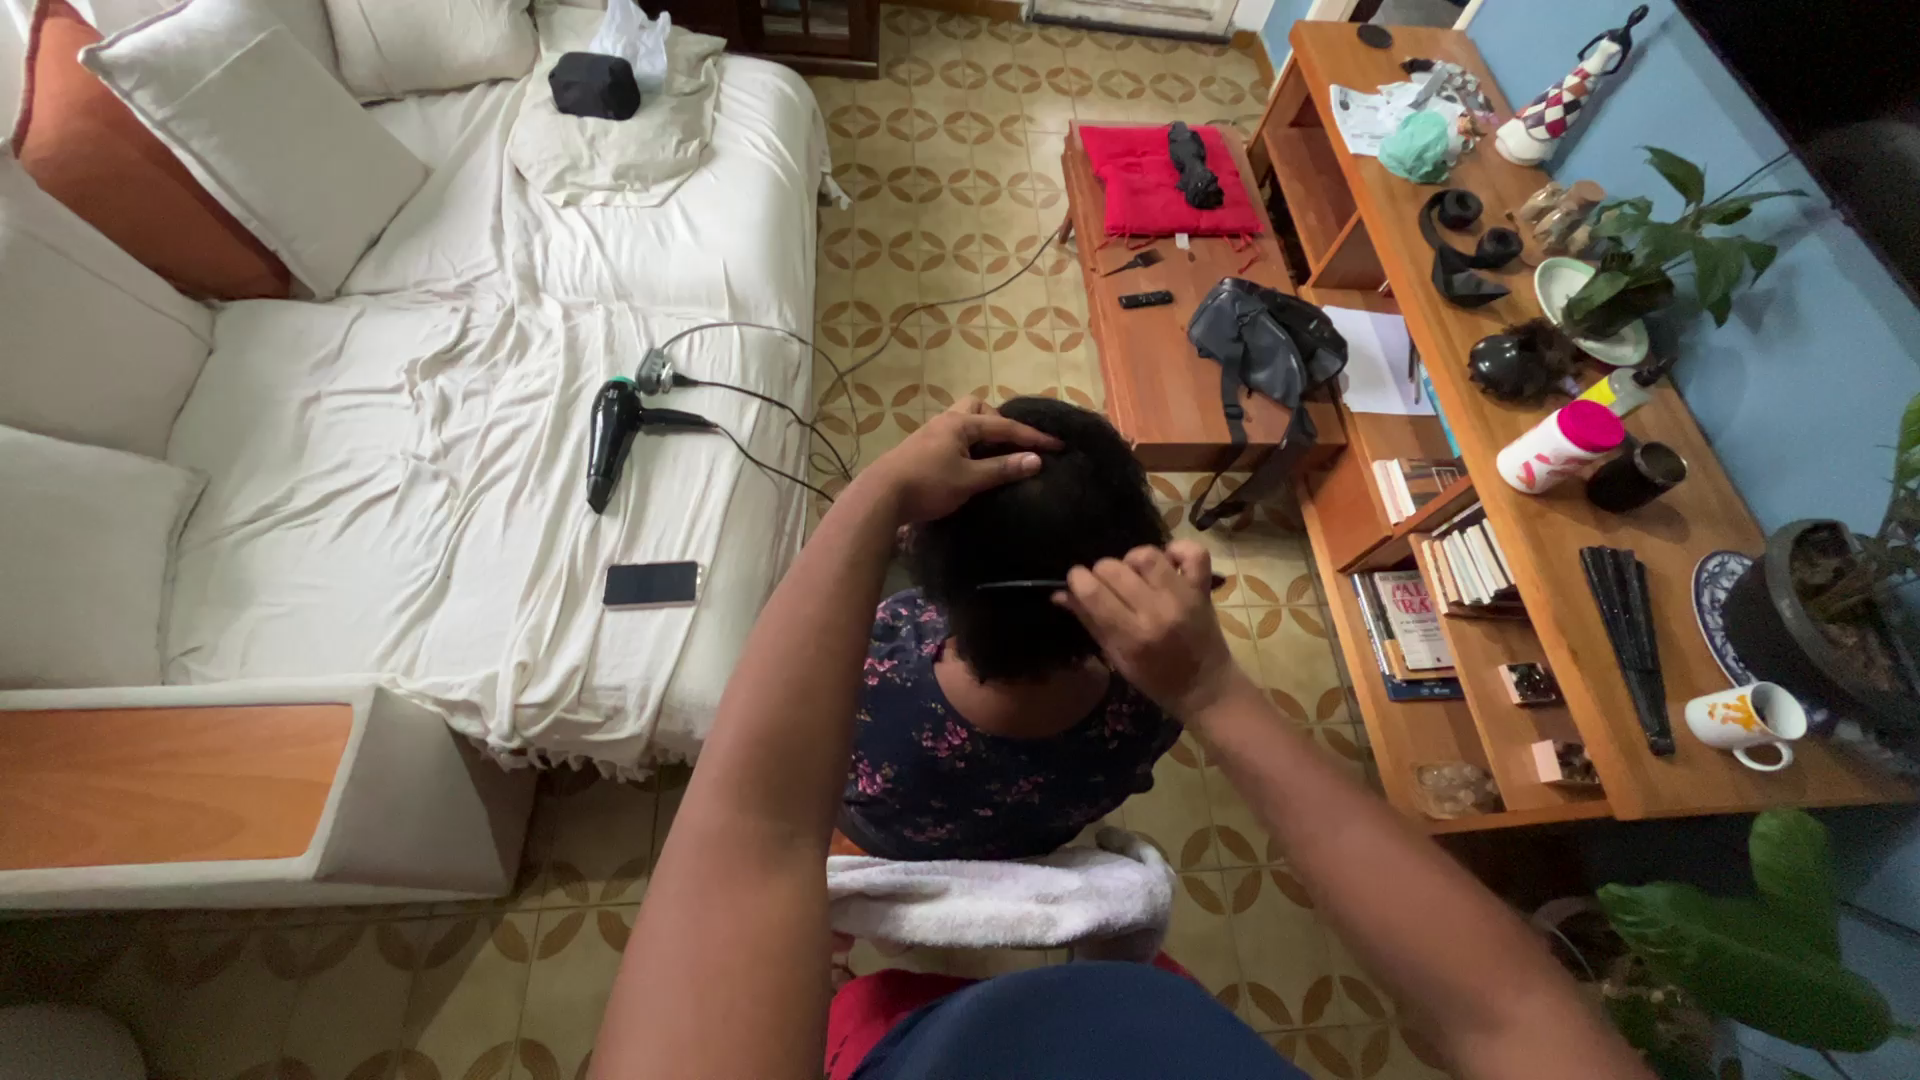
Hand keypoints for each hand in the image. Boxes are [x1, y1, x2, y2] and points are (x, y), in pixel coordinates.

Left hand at [857, 397, 1060, 523]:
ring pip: (961, 423)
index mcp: (960, 423)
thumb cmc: (928, 485)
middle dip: (997, 421)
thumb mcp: (970, 479)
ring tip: (992, 456)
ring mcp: (930, 434)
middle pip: (977, 408)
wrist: (880, 496)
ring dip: (980, 435)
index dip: (1033, 437)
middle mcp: (945, 421)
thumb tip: (1036, 460)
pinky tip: (969, 465)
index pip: (1004, 425)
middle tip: (1010, 443)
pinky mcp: (920, 450)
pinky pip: (952, 438)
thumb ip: (1002, 469)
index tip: (1057, 445)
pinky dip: (967, 446)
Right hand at [1054, 540, 1243, 717]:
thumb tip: (1059, 594)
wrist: (1205, 687)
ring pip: (1146, 555)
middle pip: (1113, 568)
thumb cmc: (1154, 678)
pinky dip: (1176, 550)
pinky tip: (1166, 564)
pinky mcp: (1202, 589)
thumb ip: (1088, 621)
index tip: (1076, 583)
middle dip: (1100, 572)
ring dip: (1131, 560)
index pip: (1091, 591)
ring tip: (1132, 575)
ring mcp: (1182, 597)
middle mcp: (1156, 612)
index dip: (1076, 579)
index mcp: (1131, 636)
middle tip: (1106, 586)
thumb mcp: (1115, 657)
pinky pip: (1192, 553)